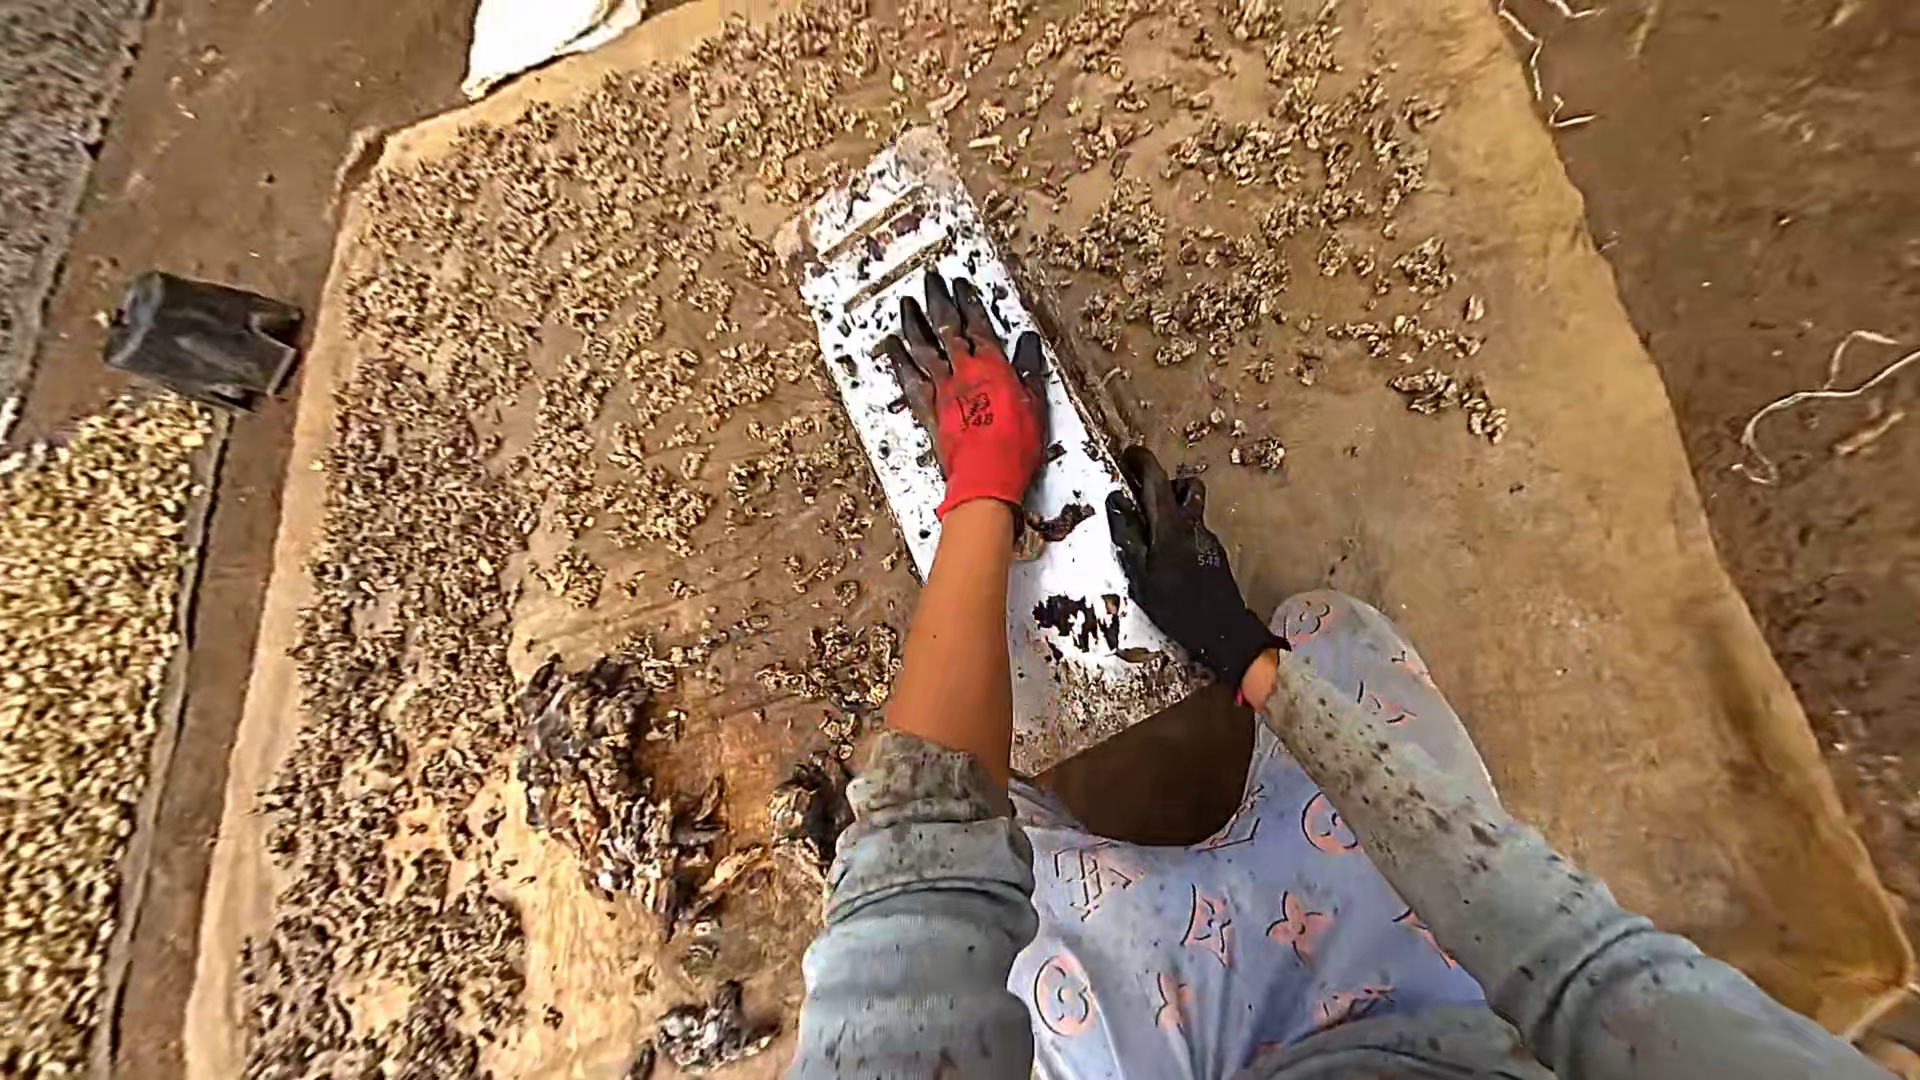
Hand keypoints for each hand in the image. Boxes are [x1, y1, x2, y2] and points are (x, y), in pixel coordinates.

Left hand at [882, 272, 1048, 519]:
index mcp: (991, 367)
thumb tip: (1027, 342)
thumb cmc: (1014, 447)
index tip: (959, 284)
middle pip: (945, 328)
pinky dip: (899, 361)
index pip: (977, 324)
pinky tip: (891, 347)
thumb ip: (1029, 370)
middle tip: (930, 280)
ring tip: (907, 305)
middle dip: (937, 301)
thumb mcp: (1035, 405)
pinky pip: (909, 380)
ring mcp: (941, 391)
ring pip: (922, 348)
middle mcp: (962, 372)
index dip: (968, 301)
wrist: (986, 479)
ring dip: (914, 324)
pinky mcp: (928, 411)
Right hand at [1107, 446, 1281, 686]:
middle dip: (1163, 483)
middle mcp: (1192, 524)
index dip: (1142, 461)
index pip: (1157, 480)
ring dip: (1172, 506)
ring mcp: (1206, 537)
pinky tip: (1164, 556)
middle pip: (1184, 487)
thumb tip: (1116, 500)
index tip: (1127, 454)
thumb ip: (1128, 535)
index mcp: (1171, 526)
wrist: (1222, 631)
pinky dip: (1176, 530)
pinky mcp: (1212, 551)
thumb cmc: (1175, 606)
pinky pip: (1192, 528)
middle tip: (1140, 496)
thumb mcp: (1140, 575)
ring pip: (1190, 507)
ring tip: (1149, 529)